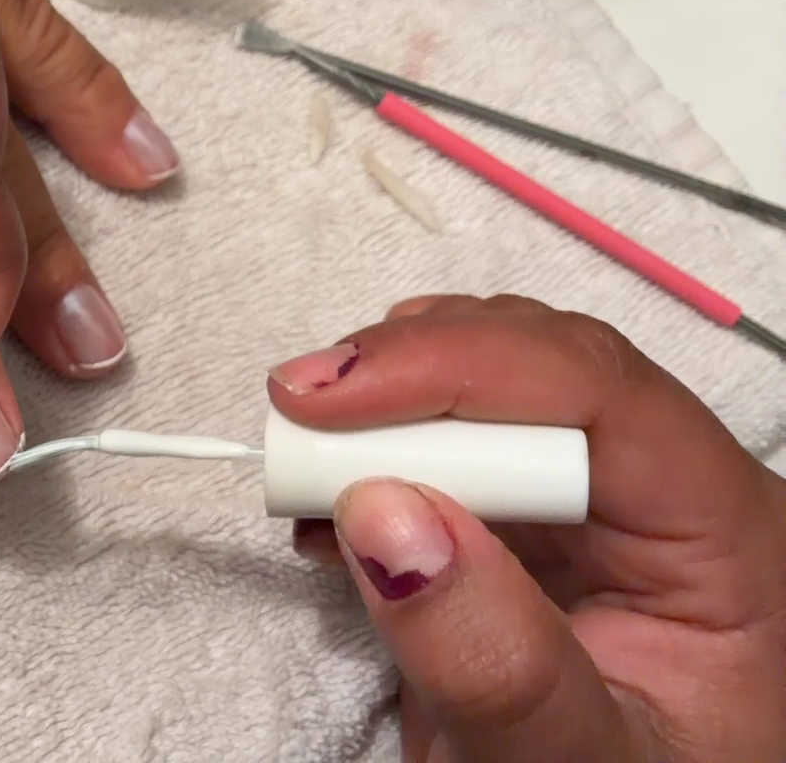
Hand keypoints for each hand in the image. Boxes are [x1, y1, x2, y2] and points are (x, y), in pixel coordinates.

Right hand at [273, 296, 785, 761]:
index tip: (313, 398)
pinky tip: (320, 500)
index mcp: (722, 538)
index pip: (592, 387)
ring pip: (466, 371)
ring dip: (365, 405)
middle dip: (393, 376)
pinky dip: (349, 437)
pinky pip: (422, 417)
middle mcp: (651, 486)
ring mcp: (572, 484)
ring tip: (310, 476)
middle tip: (295, 419)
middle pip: (519, 359)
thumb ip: (490, 658)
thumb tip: (382, 508)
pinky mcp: (500, 493)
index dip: (445, 365)